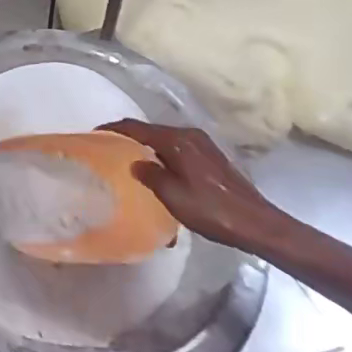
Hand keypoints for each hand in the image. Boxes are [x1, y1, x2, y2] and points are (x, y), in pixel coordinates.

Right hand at [96, 120, 295, 255]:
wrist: (257, 223)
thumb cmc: (212, 211)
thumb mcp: (173, 197)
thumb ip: (150, 175)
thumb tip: (136, 163)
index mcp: (177, 140)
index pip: (137, 127)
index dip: (114, 129)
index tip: (94, 134)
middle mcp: (189, 135)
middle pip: (152, 130)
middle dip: (130, 137)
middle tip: (109, 149)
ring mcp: (203, 144)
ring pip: (166, 139)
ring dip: (147, 146)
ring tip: (129, 159)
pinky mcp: (211, 156)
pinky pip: (178, 147)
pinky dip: (163, 153)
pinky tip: (158, 168)